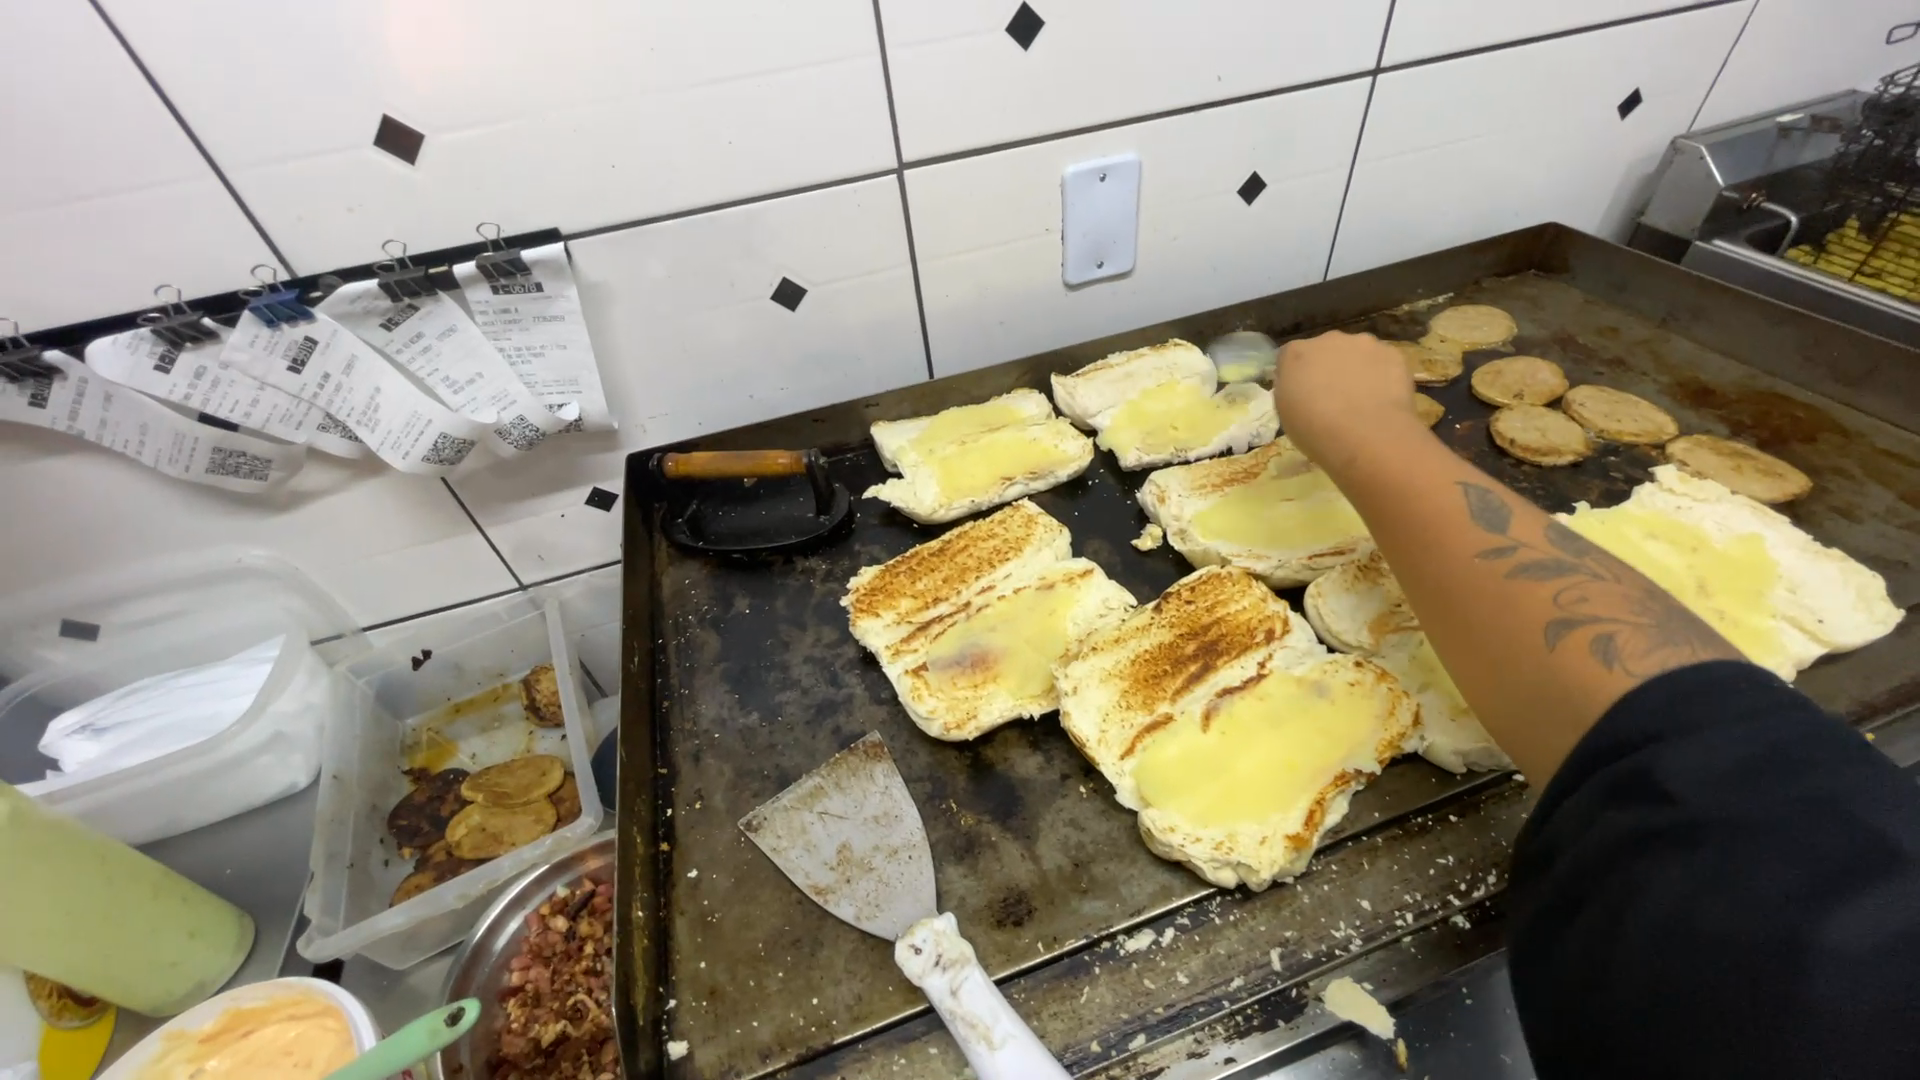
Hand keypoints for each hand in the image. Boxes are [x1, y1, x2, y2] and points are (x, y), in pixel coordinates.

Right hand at [1271, 331, 1422, 468]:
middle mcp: (1327, 339)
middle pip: (1324, 349)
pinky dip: (1380, 375)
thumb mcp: (1285, 412)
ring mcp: (1363, 343)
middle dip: (1326, 367)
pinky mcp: (1392, 353)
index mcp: (1295, 353)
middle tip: (1331, 396)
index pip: (1289, 355)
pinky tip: (1380, 398)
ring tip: (1360, 399)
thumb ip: (1290, 388)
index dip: (1295, 374)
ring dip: (1355, 368)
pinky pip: (1382, 361)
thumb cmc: (1314, 429)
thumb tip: (1300, 385)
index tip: (1300, 393)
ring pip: (1356, 353)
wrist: (1365, 435)